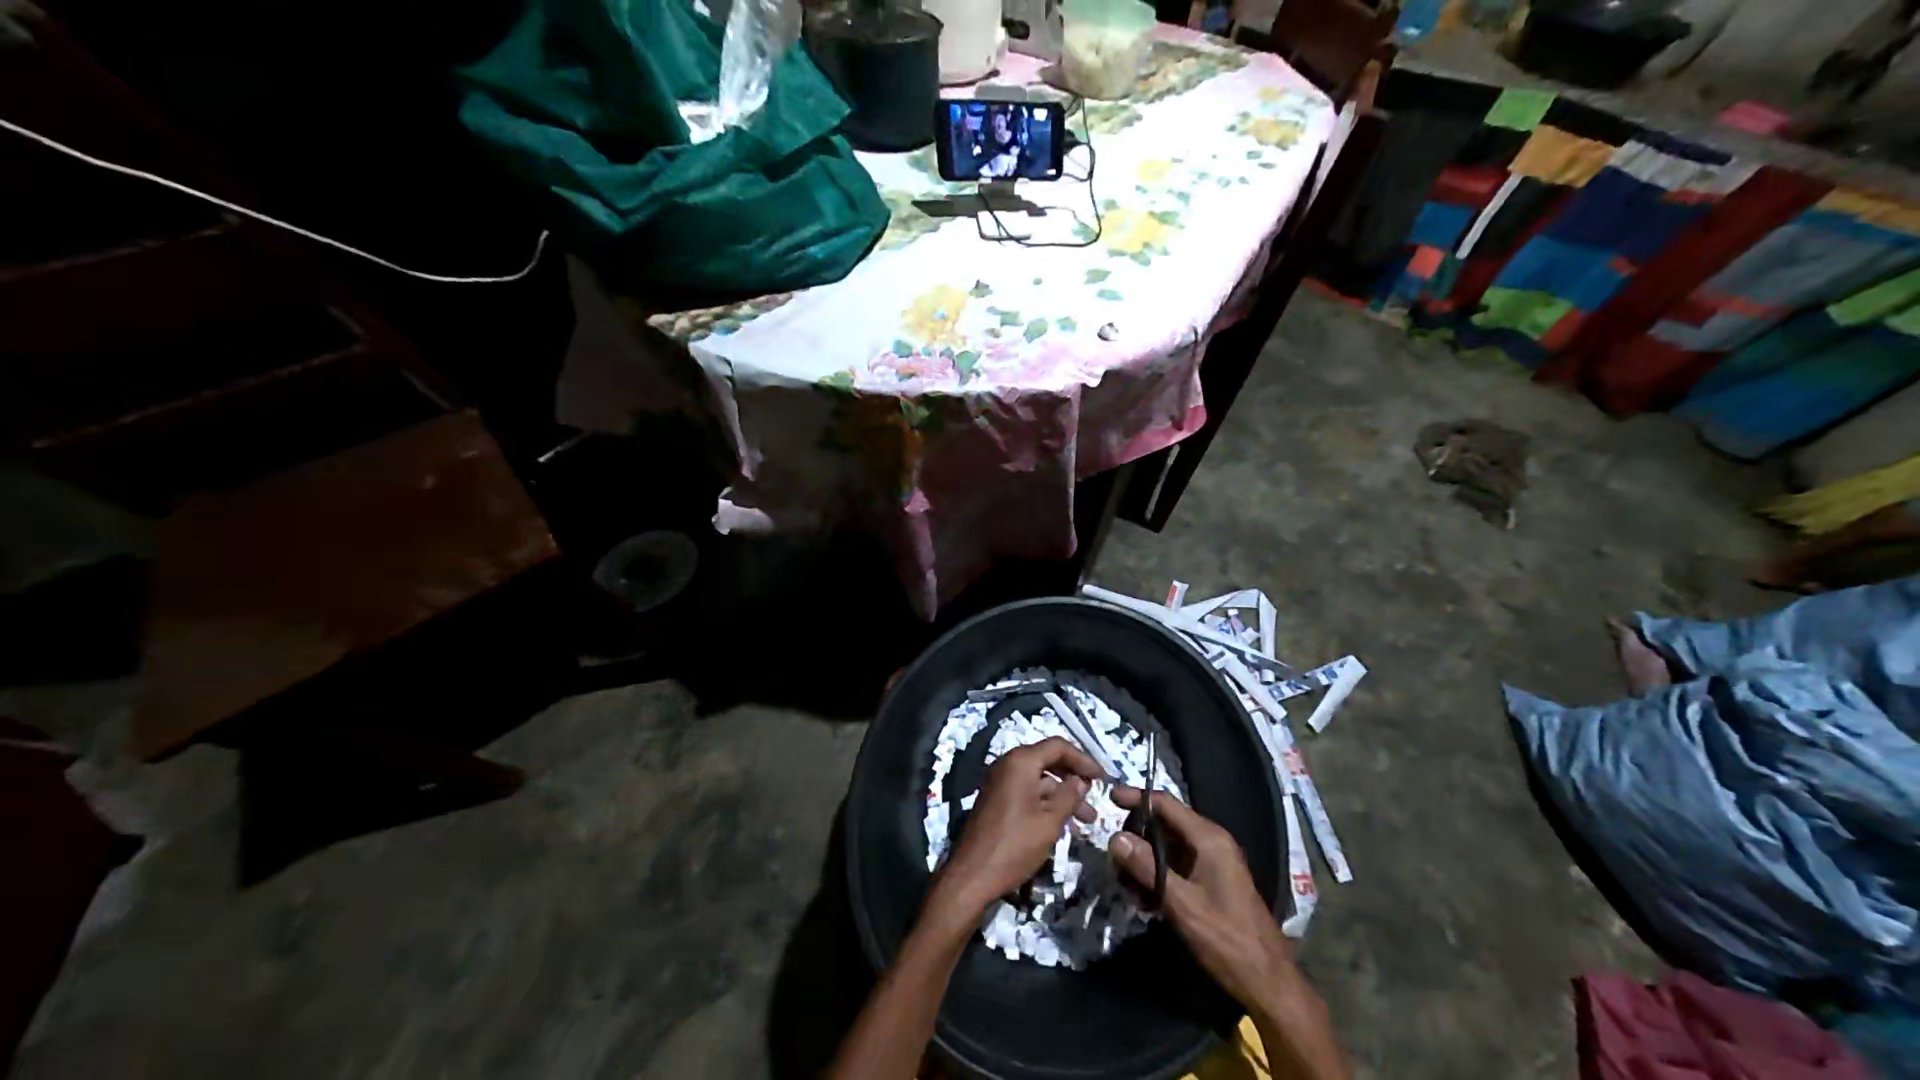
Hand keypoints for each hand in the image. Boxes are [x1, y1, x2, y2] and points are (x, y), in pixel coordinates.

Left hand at [937, 737, 1101, 915]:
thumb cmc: (1015, 845)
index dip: (1083, 759)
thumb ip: (1069, 796)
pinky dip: (1046, 803)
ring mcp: (1000, 782)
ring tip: (1087, 820)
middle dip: (1074, 778)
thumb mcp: (1050, 821)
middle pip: (1048, 761)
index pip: (1058, 746)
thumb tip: (1080, 781)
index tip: (1103, 777)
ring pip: (1039, 780)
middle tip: (1096, 798)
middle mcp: (1008, 765)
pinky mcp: (996, 800)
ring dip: (1063, 795)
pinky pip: (1027, 792)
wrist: (972, 875)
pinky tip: (1064, 824)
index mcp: (1020, 762)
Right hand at [1108, 787, 1295, 1014]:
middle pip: (1164, 823)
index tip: (1108, 798)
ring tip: (1125, 884)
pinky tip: (1143, 898)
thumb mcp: (1181, 903)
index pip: (1166, 803)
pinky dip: (1156, 875)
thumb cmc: (1226, 939)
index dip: (1136, 798)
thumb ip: (1146, 867)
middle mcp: (1211, 842)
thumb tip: (1115, 837)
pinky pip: (1175, 865)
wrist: (1266, 981)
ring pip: (1167, 847)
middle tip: (1113, 857)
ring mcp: (1212, 862)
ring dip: (1143, 860)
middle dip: (1136, 836)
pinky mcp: (1210, 880)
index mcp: (1209, 838)